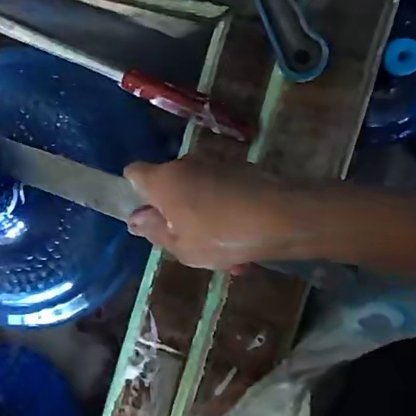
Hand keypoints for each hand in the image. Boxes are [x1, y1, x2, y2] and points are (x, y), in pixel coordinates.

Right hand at [122, 155, 304, 270]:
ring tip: (226, 253)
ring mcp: (215, 163)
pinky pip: (223, 192)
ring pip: (199, 192)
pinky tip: (245, 242)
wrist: (281, 217)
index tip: (148, 216)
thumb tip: (136, 219)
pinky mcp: (242, 168)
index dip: (135, 192)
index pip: (134, 173)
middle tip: (189, 243)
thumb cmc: (220, 236)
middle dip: (175, 211)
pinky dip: (227, 212)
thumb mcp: (181, 247)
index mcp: (162, 180)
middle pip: (169, 185)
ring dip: (205, 216)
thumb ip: (154, 231)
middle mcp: (185, 164)